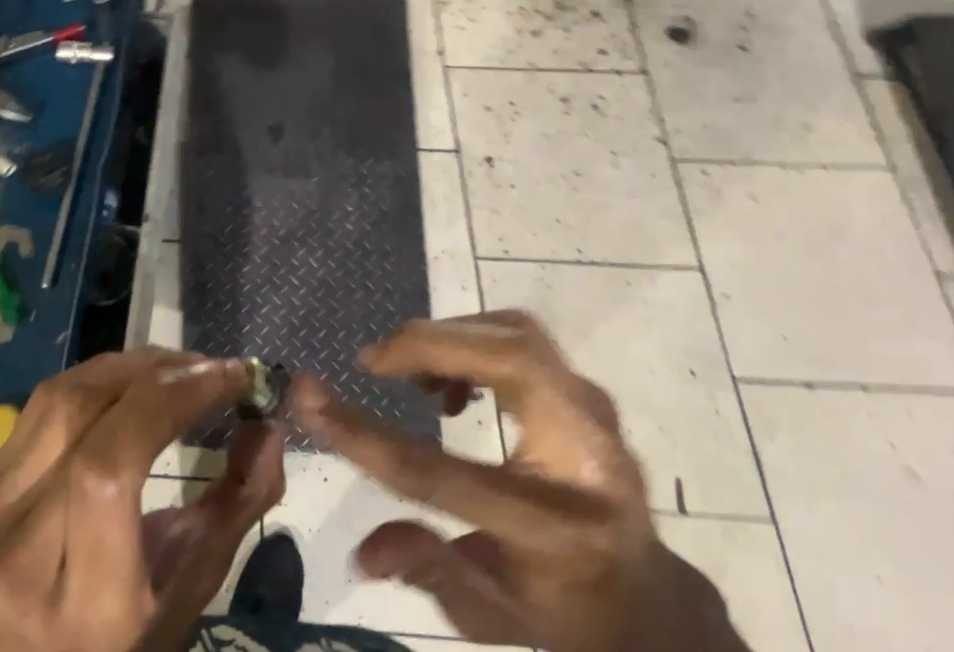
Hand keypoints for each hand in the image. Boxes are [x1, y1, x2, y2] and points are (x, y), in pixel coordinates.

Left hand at [0, 349, 285, 651]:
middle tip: (210, 367)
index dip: (168, 404)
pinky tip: (132, 382)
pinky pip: (41, 408)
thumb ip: (237, 506)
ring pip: (55, 400)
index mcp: (84, 599)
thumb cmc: (129, 636)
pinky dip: (94, 381)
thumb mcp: (194, 587)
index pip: (108, 471)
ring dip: (124, 367)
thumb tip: (269, 424)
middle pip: (78, 420)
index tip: (228, 377)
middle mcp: (20, 548)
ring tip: (177, 366)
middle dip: (154, 377)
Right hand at [291, 312, 748, 651]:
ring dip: (448, 337)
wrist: (647, 599)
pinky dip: (471, 339)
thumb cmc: (560, 610)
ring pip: (520, 336)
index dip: (366, 437)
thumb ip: (431, 572)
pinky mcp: (587, 396)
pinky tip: (443, 383)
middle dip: (429, 345)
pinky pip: (524, 340)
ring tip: (400, 370)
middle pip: (514, 362)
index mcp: (557, 530)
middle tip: (369, 361)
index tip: (306, 397)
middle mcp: (587, 459)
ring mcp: (595, 418)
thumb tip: (364, 549)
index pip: (443, 473)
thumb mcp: (492, 617)